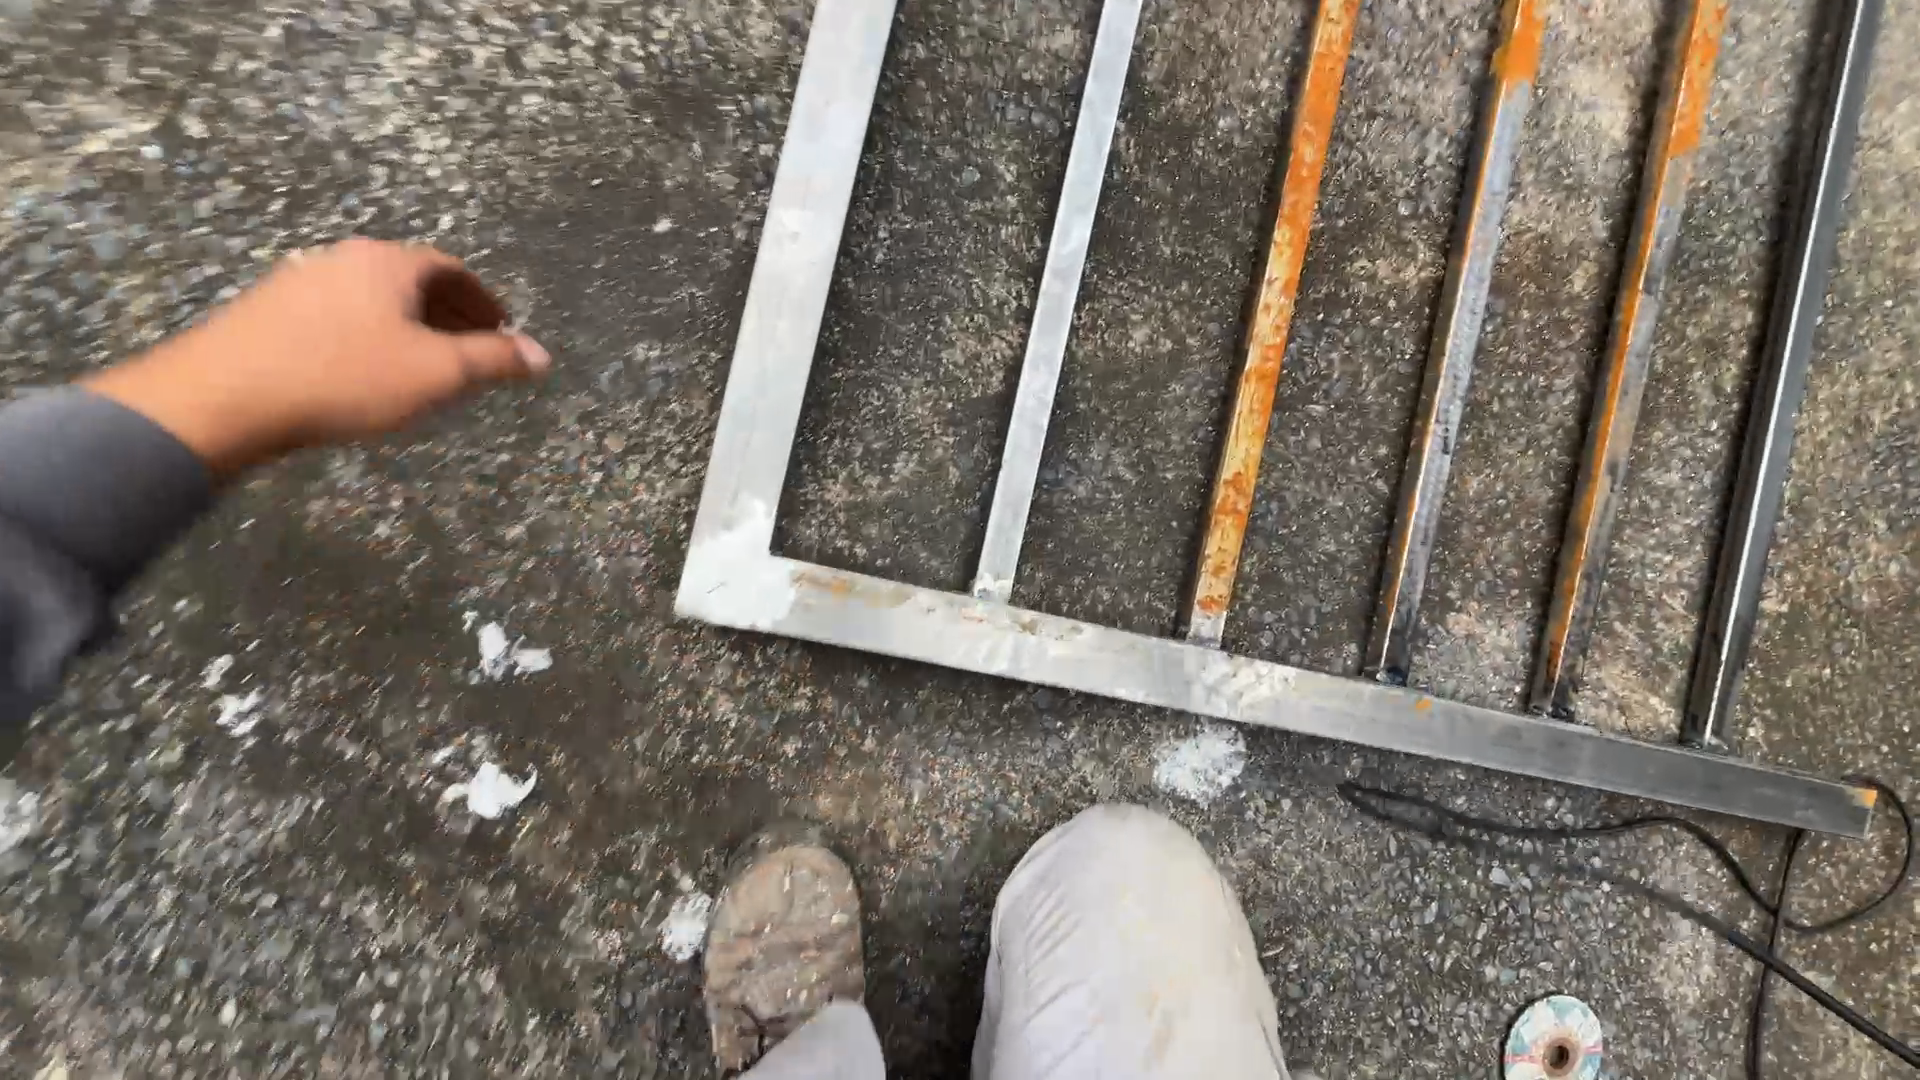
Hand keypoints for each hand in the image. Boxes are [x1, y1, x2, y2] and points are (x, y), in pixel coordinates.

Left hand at [84, 237, 549, 475]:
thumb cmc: (348, 377)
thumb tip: (543, 355)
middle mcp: (342, 258)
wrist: (222, 398)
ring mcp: (300, 282)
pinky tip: (376, 370)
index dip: (485, 299)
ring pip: (377, 298)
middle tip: (477, 348)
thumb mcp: (439, 372)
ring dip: (414, 325)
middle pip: (412, 279)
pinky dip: (377, 334)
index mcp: (386, 263)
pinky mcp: (270, 312)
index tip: (504, 329)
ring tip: (431, 364)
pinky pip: (344, 314)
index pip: (451, 268)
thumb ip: (496, 360)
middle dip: (452, 312)